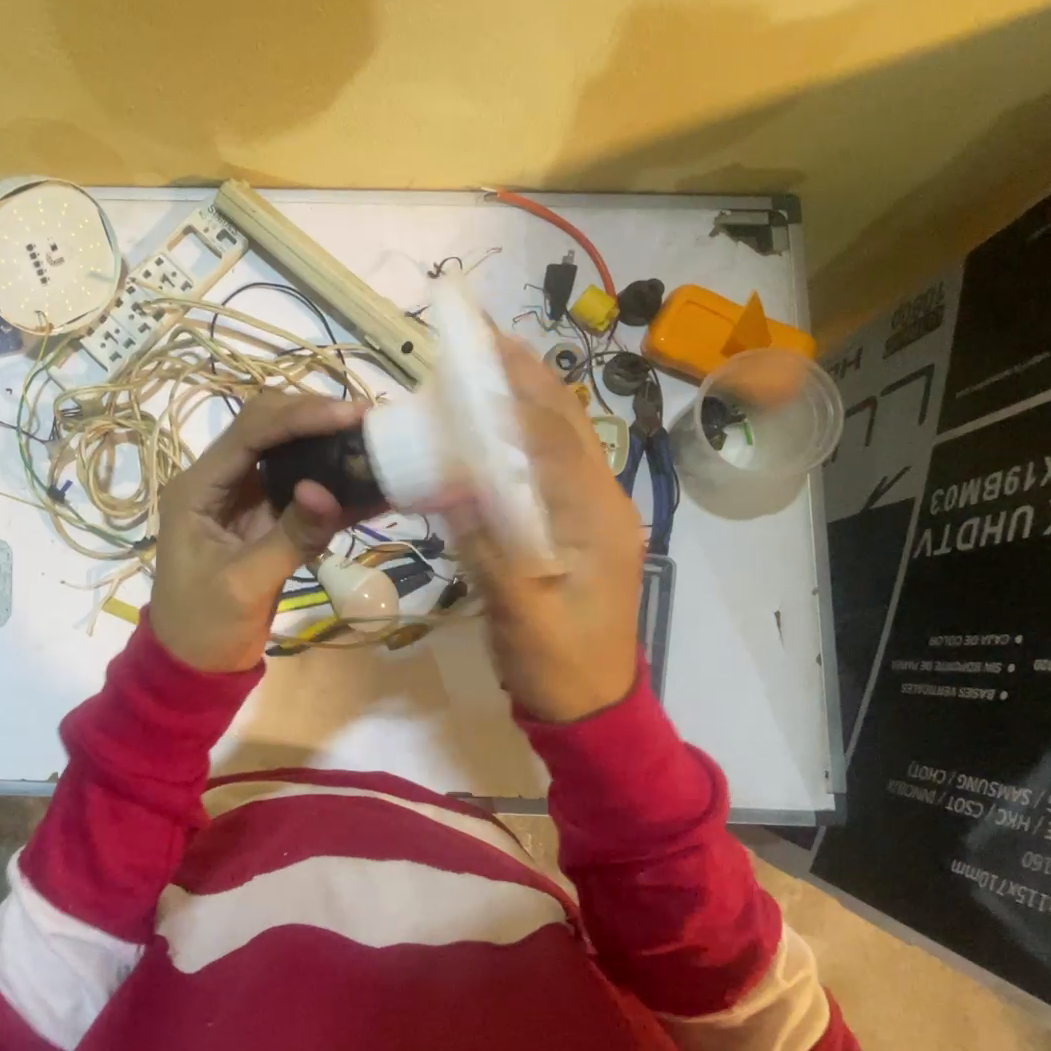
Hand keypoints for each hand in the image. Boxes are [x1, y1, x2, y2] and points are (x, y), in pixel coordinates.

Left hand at [150, 393, 365, 672]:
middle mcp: (219, 481)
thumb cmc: (205, 625)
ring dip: (330, 448)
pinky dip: (335, 488)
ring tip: (376, 443)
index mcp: (198, 487)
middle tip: (369, 422)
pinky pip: (304, 492)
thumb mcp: (244, 584)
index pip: (250, 432)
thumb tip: (327, 491)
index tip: (350, 414)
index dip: (300, 416)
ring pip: (289, 454)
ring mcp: (244, 499)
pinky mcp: (267, 520)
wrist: (195, 665)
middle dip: (317, 420)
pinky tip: (372, 487)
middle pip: (269, 429)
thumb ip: (289, 536)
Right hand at [447, 336, 644, 723]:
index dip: (515, 393)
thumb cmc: (559, 663)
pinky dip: (517, 443)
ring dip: (524, 405)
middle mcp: (600, 503)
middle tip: (485, 343)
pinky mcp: (572, 531)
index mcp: (596, 516)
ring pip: (558, 444)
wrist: (590, 707)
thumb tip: (450, 484)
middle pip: (564, 426)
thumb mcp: (523, 611)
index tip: (480, 353)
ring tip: (486, 372)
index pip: (553, 437)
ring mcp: (589, 516)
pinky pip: (545, 472)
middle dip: (527, 381)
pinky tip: (487, 436)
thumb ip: (489, 546)